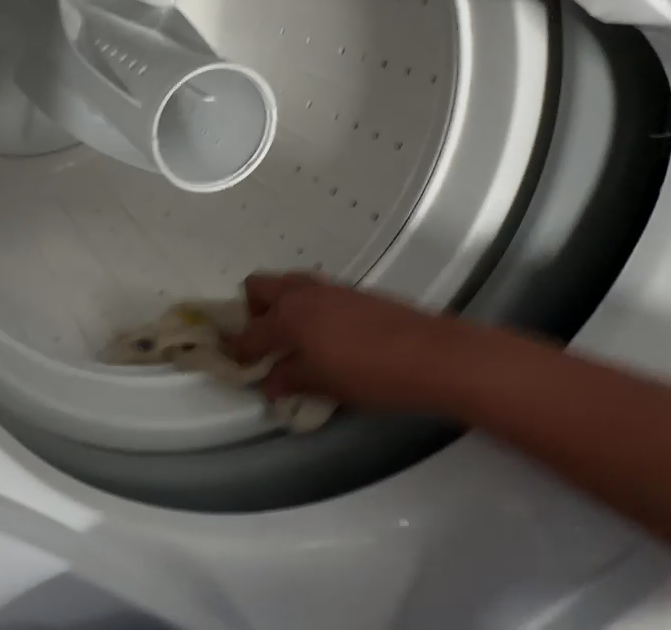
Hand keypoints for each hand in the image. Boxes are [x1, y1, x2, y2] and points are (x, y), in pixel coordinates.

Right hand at [228, 271, 469, 412]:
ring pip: (289, 286)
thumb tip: (269, 381)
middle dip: (253, 310)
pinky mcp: (355, 293)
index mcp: (287, 315)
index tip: (237, 362)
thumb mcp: (324, 384)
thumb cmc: (370, 373)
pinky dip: (309, 309)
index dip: (239, 349)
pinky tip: (328, 338)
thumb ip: (290, 379)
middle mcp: (302, 294)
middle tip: (265, 341)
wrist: (433, 356)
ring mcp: (330, 289)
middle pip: (259, 286)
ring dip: (282, 306)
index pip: (250, 332)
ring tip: (296, 340)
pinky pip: (315, 293)